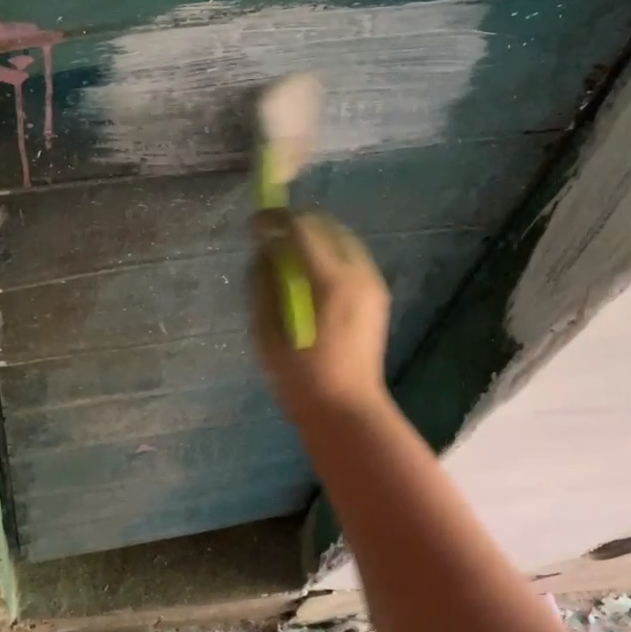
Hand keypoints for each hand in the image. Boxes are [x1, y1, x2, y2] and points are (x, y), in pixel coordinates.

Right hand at [248, 210, 391, 419]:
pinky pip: (351, 257)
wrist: (347, 410)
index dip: (274, 220)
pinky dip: (327, 252)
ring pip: (342, 238)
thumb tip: (261, 254)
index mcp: (331, 282)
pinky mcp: (377, 296)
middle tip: (267, 236)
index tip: (253, 224)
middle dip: (295, 224)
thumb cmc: (302, 379)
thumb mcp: (268, 333)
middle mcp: (359, 274)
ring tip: (285, 253)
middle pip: (326, 226)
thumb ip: (262, 287)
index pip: (303, 229)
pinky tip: (308, 273)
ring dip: (312, 236)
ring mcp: (373, 284)